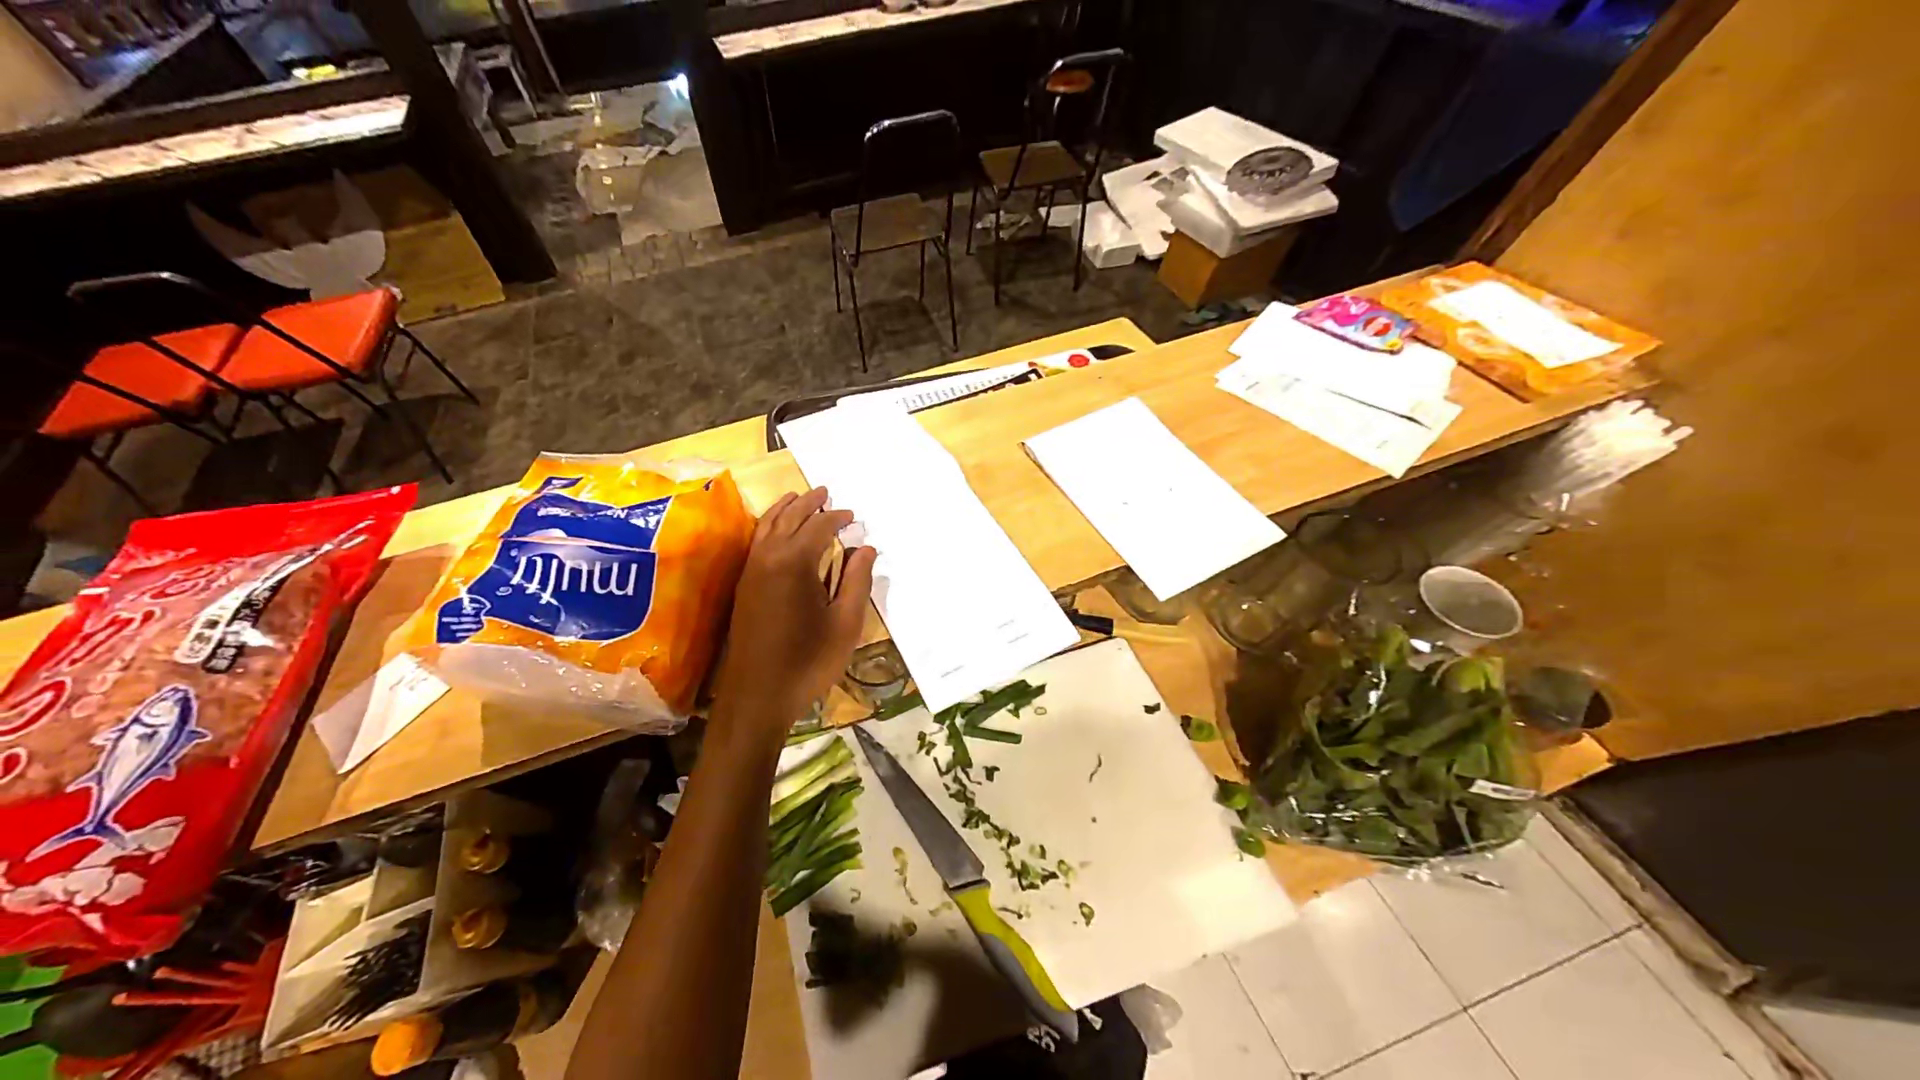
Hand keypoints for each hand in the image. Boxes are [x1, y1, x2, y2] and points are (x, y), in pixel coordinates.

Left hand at [711, 488, 876, 729]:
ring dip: (785, 509)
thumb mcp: (845, 623)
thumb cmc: (808, 660)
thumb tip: (865, 547)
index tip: (853, 516)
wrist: (758, 695)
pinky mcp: (744, 586)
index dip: (838, 518)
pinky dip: (769, 526)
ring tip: (799, 498)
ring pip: (767, 527)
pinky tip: (776, 530)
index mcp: (795, 562)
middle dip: (808, 503)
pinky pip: (757, 542)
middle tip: (825, 492)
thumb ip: (856, 580)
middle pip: (789, 518)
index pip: (819, 527)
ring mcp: (751, 571)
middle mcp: (768, 558)